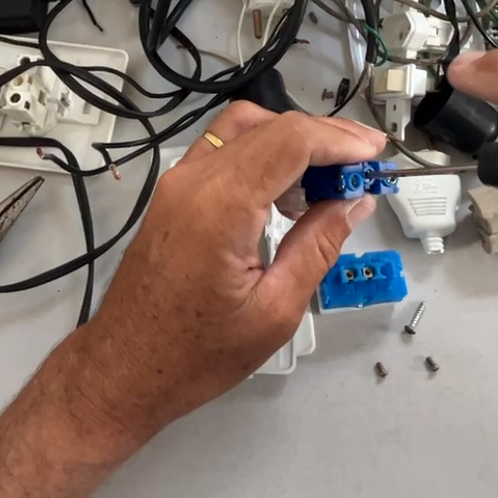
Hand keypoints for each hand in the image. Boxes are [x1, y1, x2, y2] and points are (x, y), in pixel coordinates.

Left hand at [65, 103, 382, 440]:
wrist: (123, 370)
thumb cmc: (196, 354)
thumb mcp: (276, 310)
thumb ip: (319, 244)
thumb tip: (354, 201)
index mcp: (221, 207)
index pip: (290, 141)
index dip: (339, 139)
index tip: (374, 153)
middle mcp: (195, 180)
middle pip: (271, 126)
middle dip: (324, 137)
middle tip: (362, 165)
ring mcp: (178, 181)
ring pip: (245, 127)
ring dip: (293, 140)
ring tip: (330, 178)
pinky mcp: (174, 191)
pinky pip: (225, 149)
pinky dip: (263, 152)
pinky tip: (288, 190)